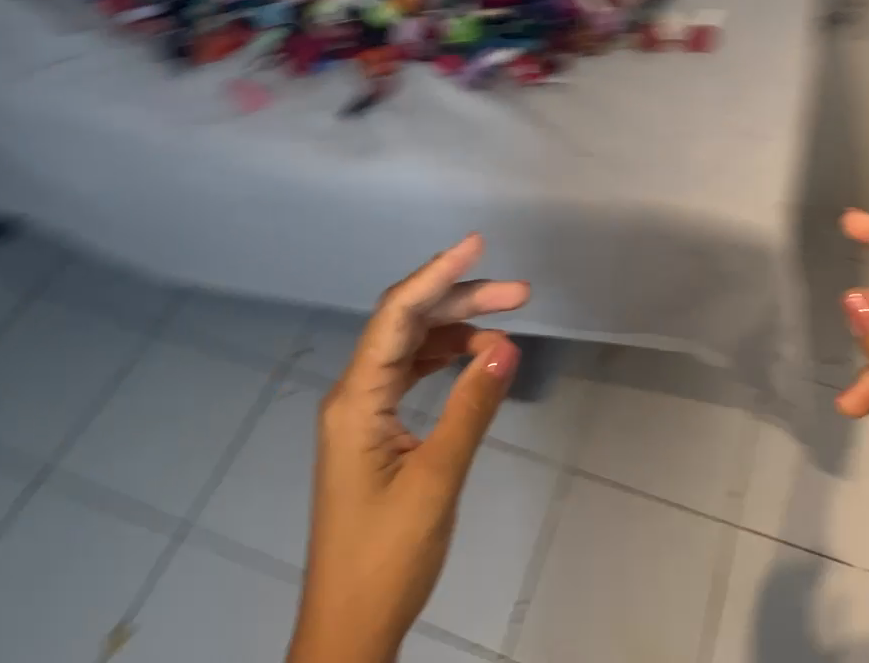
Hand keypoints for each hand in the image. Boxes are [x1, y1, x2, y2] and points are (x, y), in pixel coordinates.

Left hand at [286, 234, 526, 662]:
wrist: (349, 625)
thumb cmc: (387, 555)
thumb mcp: (437, 479)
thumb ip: (472, 407)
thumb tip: (507, 345)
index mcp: (356, 399)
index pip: (398, 316)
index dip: (437, 274)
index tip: (477, 245)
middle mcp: (353, 395)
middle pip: (407, 325)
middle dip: (460, 300)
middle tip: (519, 292)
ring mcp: (362, 414)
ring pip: (410, 349)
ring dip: (456, 330)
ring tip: (507, 323)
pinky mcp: (375, 433)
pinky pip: (410, 377)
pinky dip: (445, 361)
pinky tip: (475, 359)